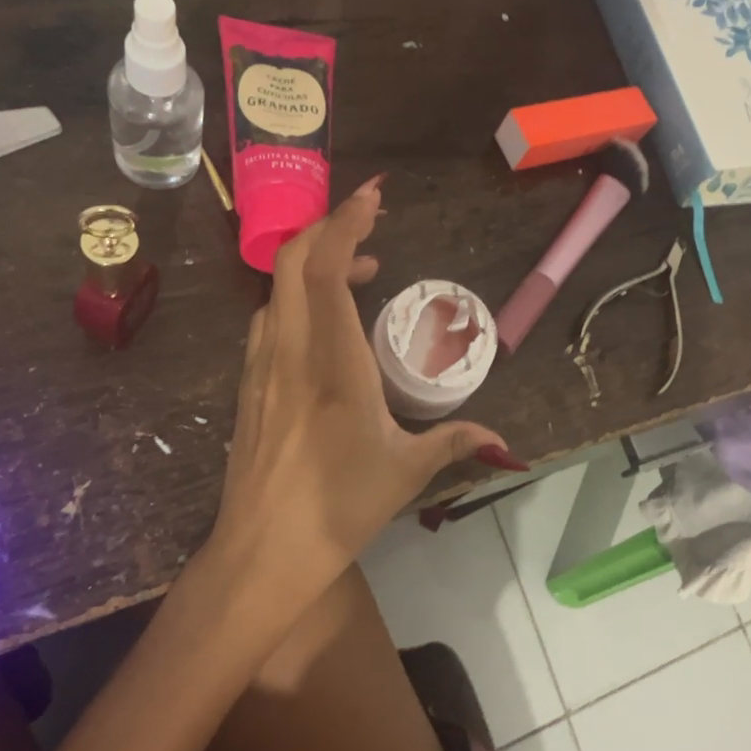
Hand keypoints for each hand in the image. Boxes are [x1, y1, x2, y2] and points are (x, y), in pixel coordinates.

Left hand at [205, 176, 521, 600]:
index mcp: (332, 364)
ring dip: (312, 266)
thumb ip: (454, 442)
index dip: (345, 223)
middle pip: (292, 263)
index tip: (373, 198)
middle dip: (328, 229)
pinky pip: (269, 321)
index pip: (326, 270)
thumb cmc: (338, 509)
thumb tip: (501, 441)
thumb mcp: (406, 473)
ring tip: (357, 274)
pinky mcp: (250, 387)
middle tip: (370, 229)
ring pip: (277, 291)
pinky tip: (324, 326)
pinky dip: (296, 299)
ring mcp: (261, 368)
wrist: (262, 553)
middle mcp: (290, 353)